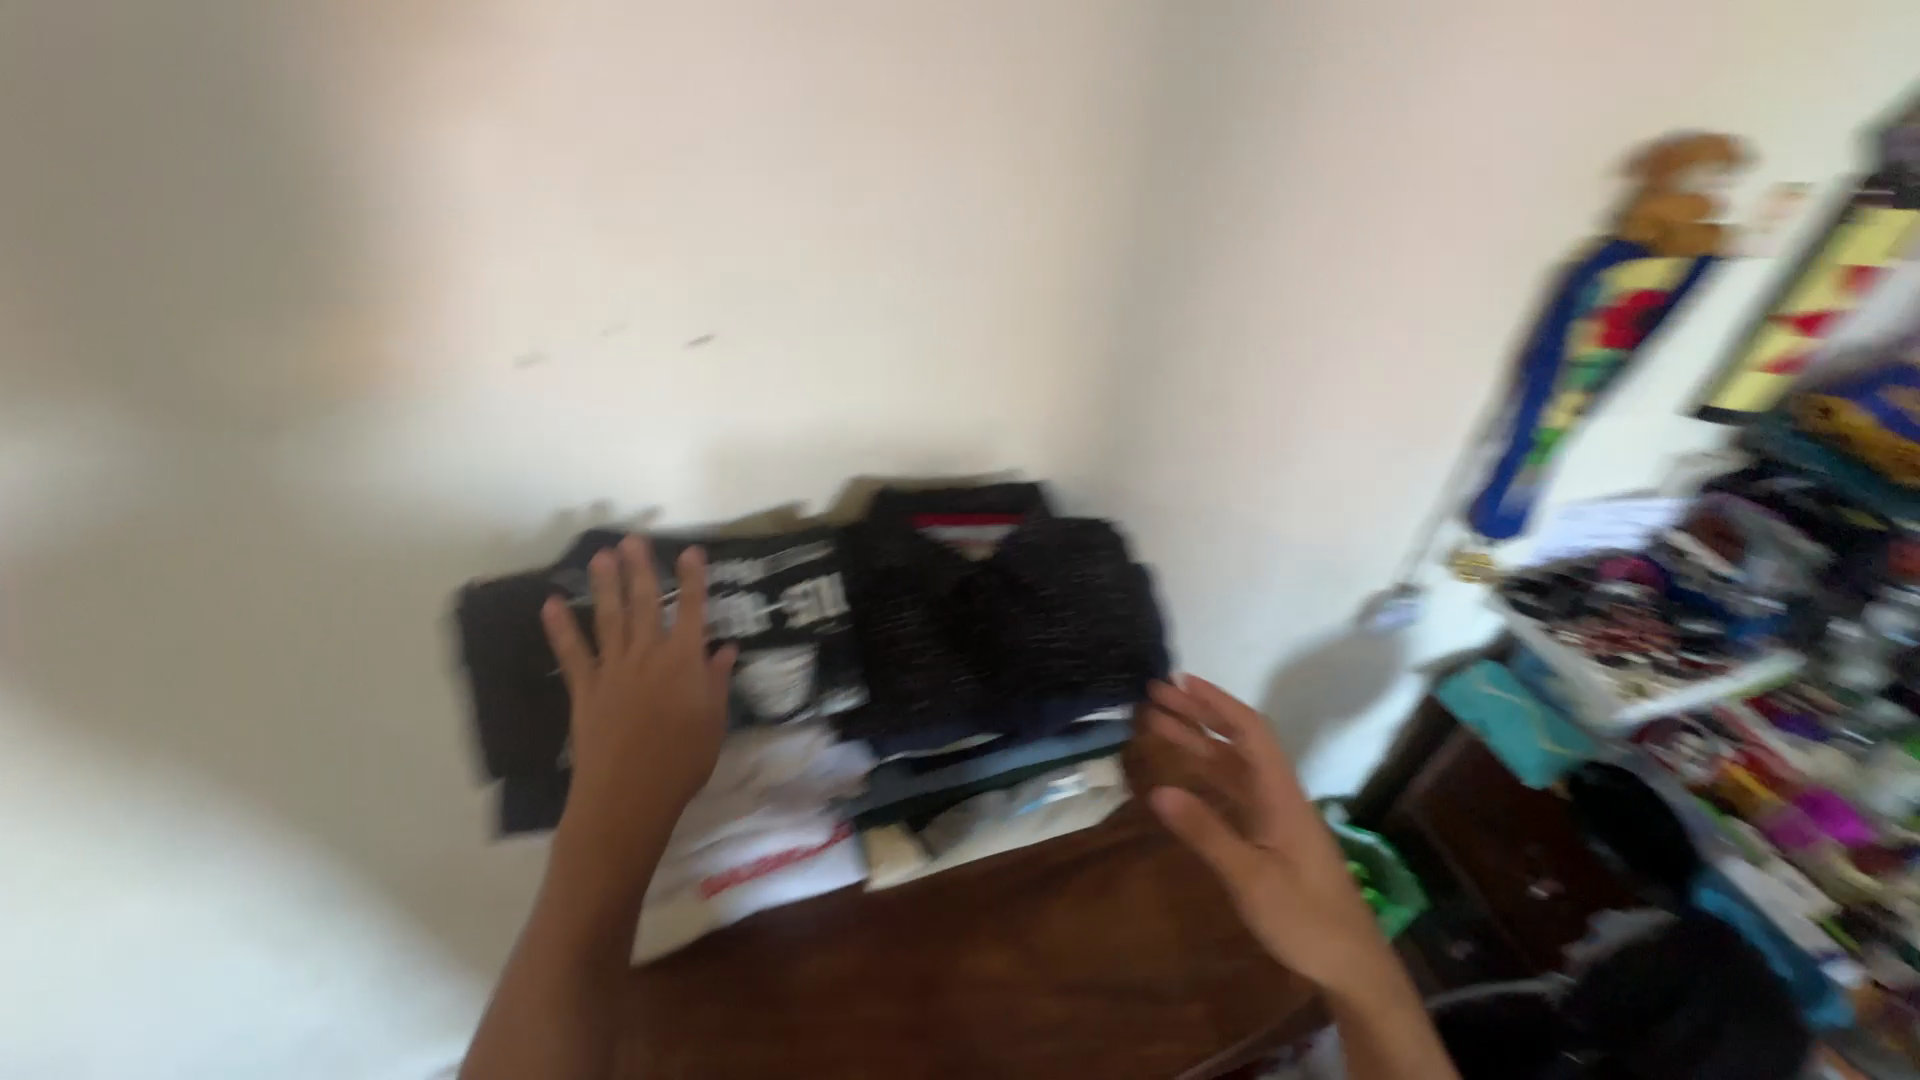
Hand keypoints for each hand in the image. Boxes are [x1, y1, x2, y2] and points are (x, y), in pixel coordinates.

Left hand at [541, 537, 737, 859]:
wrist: (629, 794)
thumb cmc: (683, 760)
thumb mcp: (714, 721)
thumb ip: (717, 681)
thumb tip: (725, 650)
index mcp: (684, 660)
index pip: (692, 609)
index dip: (693, 578)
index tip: (690, 550)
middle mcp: (648, 654)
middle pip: (644, 602)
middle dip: (640, 569)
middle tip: (633, 539)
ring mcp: (613, 669)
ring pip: (609, 618)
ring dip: (604, 585)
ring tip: (601, 556)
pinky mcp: (585, 688)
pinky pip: (571, 652)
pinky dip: (560, 628)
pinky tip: (550, 605)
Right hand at [1146, 676, 1389, 992]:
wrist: (1351, 964)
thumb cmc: (1305, 919)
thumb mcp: (1251, 879)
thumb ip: (1205, 833)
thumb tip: (1158, 790)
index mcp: (1281, 795)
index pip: (1249, 732)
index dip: (1215, 702)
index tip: (1180, 682)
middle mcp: (1279, 795)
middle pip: (1237, 741)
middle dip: (1197, 714)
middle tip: (1154, 697)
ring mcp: (1276, 815)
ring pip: (1233, 765)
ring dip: (1197, 742)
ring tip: (1157, 725)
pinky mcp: (1271, 835)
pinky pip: (1234, 790)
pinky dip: (1205, 774)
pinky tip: (1182, 776)